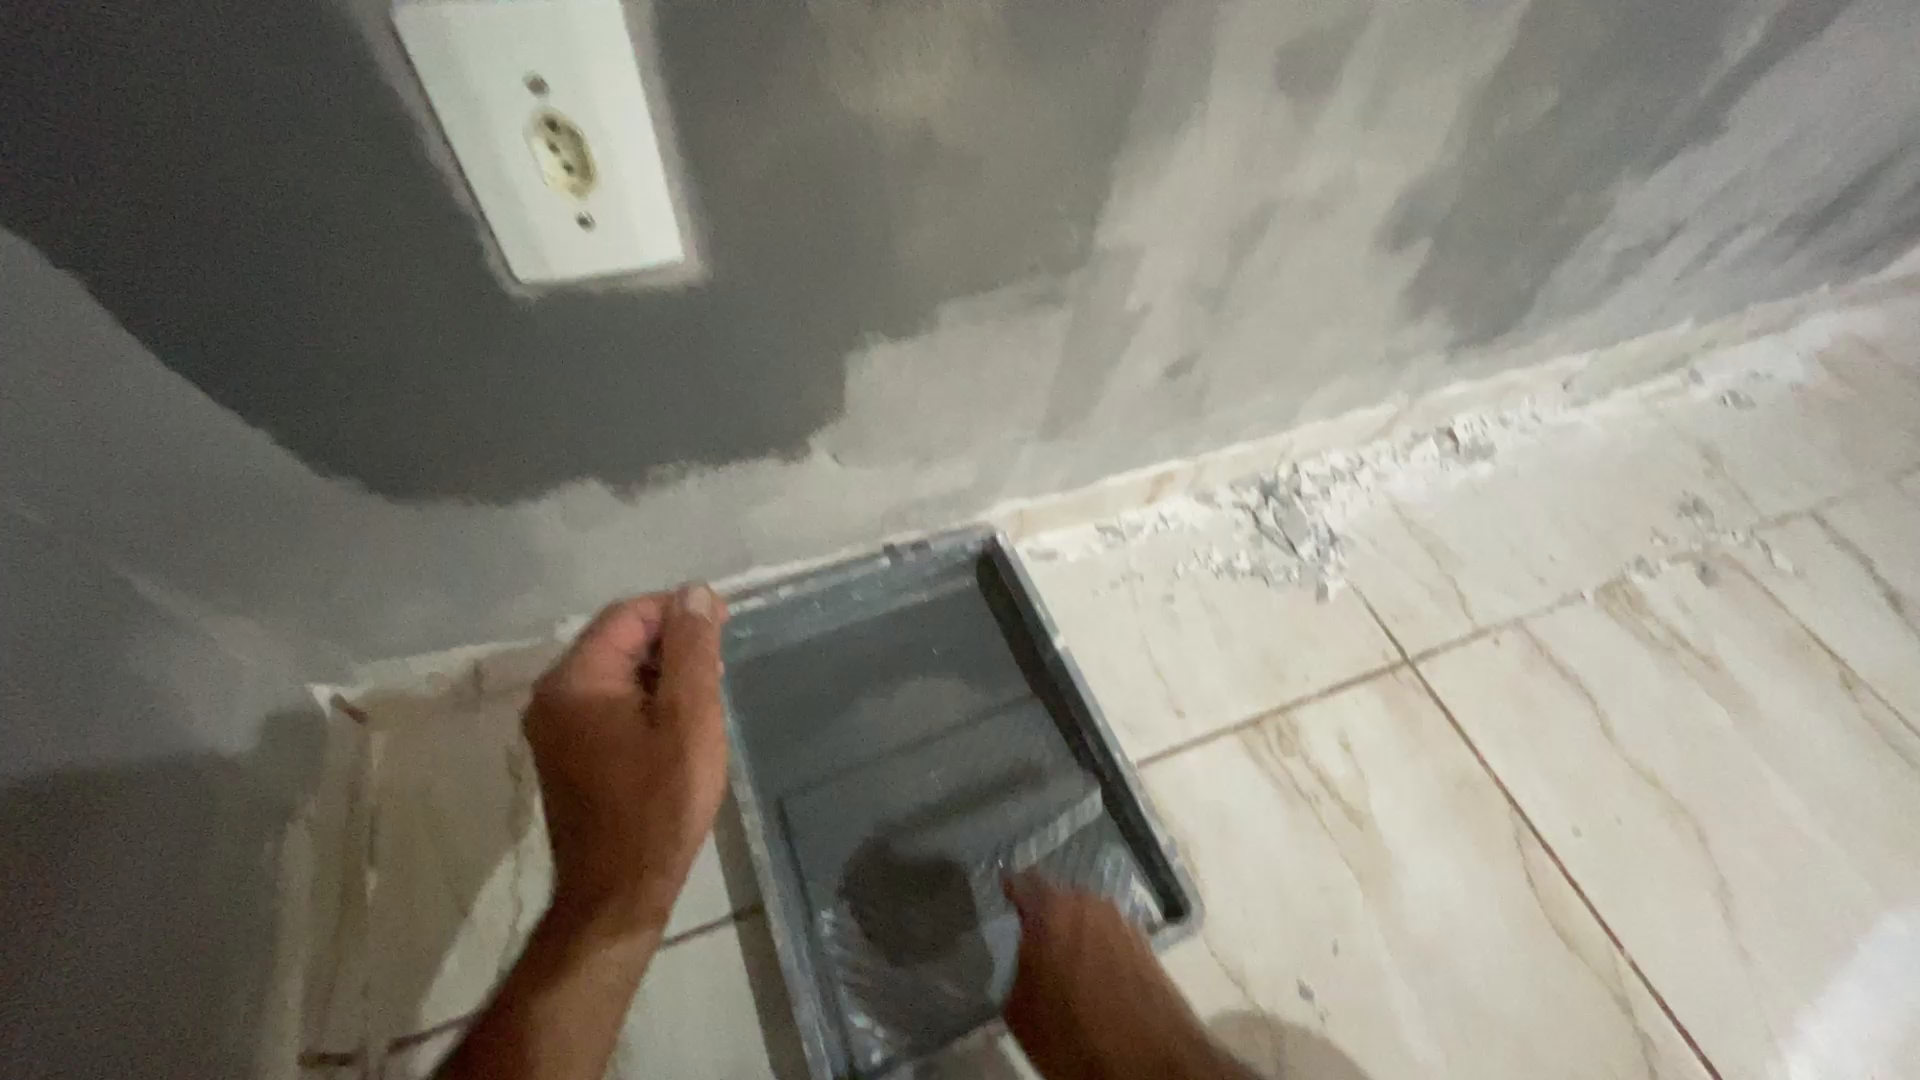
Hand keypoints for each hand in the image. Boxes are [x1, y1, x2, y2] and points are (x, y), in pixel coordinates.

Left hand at [523, 586, 729, 934]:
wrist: (620, 890)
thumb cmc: (661, 800)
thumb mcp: (690, 716)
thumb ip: (692, 648)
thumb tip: (694, 593)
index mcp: (575, 680)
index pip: (628, 614)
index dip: (679, 611)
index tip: (725, 626)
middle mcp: (553, 696)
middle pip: (619, 640)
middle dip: (673, 643)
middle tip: (720, 668)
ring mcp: (556, 727)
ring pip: (616, 671)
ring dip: (663, 672)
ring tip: (707, 694)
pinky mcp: (567, 752)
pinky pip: (608, 703)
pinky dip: (646, 699)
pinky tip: (679, 723)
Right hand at [1003, 877, 1250, 1079]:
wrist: (1155, 1064)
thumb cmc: (1076, 1036)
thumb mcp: (1020, 1012)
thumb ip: (1009, 970)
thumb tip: (1010, 958)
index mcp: (1051, 908)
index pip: (1020, 881)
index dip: (1007, 894)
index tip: (1000, 910)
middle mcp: (1087, 900)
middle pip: (1054, 895)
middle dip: (1041, 915)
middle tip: (1029, 944)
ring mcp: (1120, 917)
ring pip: (1084, 913)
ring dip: (1072, 929)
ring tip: (1063, 963)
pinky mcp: (1143, 939)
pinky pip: (1107, 931)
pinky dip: (1097, 945)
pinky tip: (1093, 975)